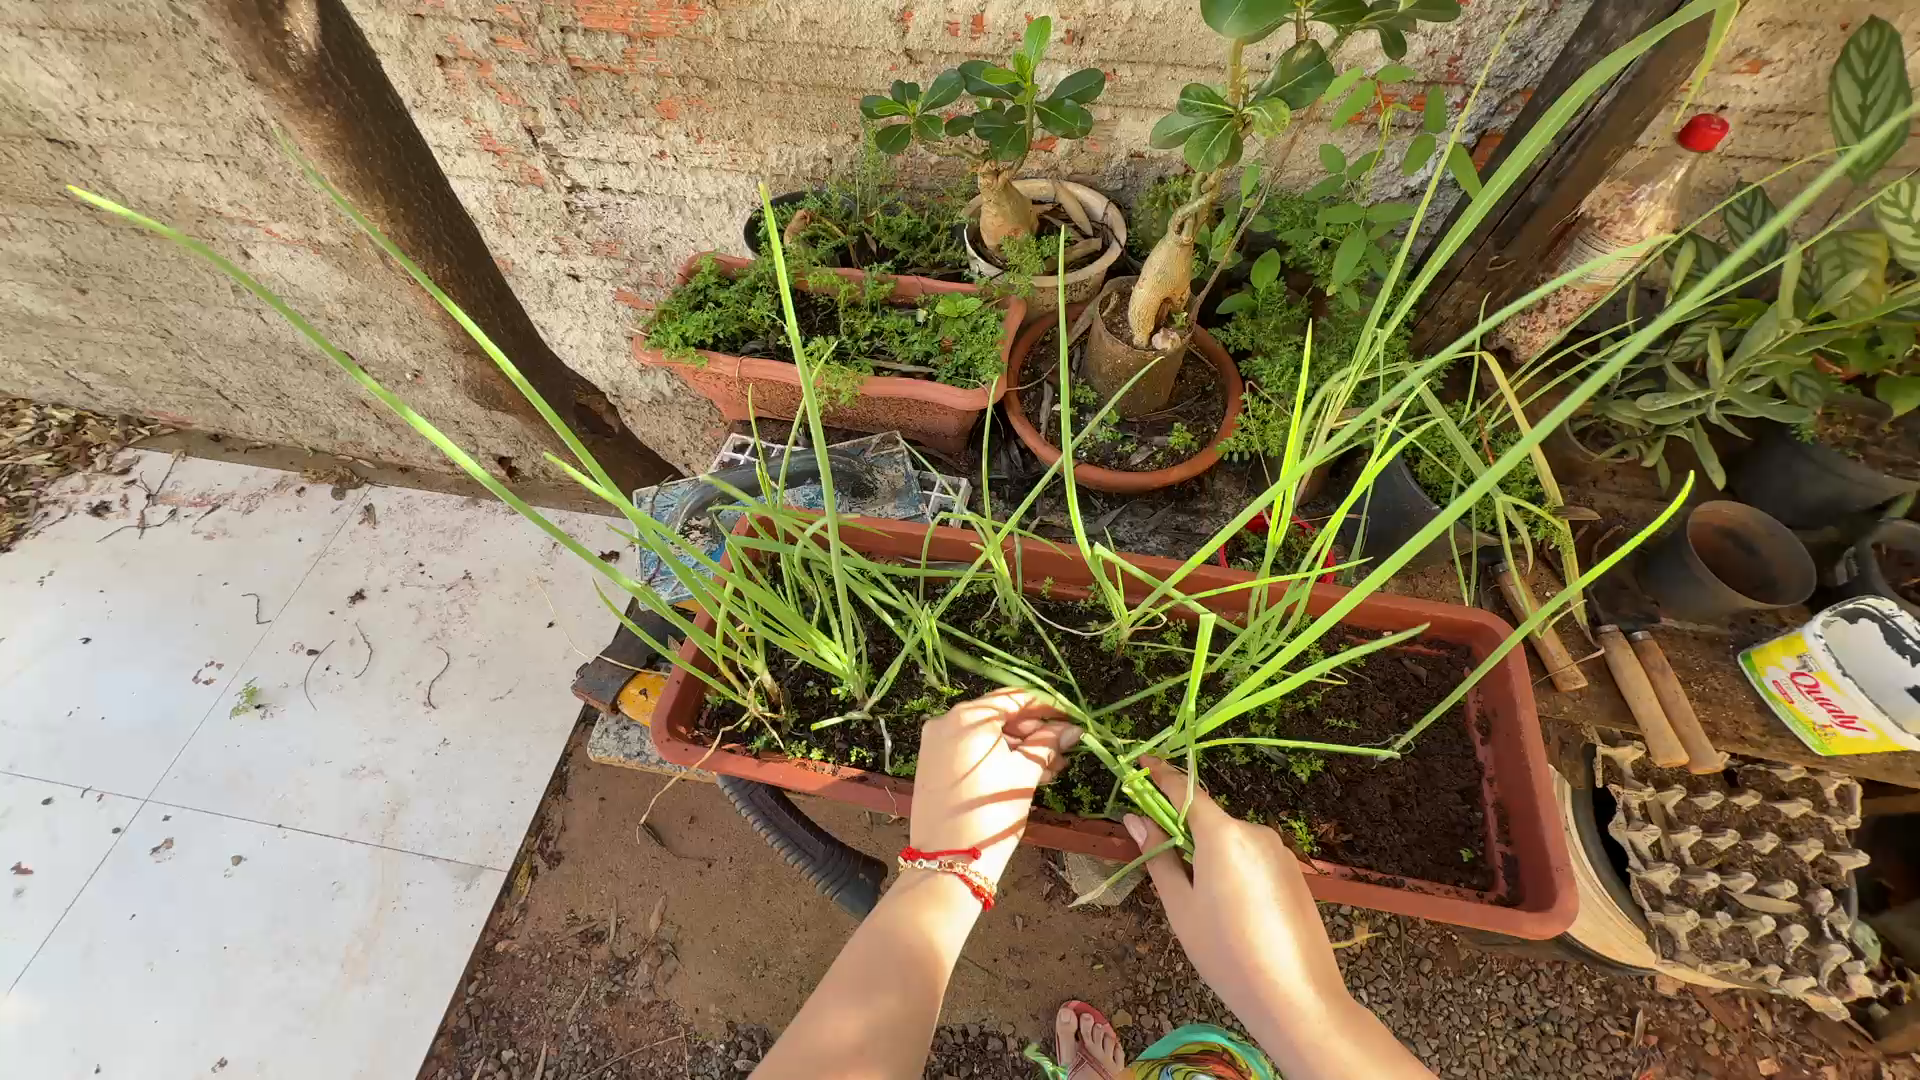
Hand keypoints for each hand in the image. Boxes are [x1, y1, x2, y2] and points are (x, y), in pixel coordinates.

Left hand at [909, 689, 1079, 884]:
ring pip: (987, 736)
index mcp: (968, 717)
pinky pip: (972, 751)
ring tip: (1053, 766)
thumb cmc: (992, 811)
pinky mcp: (934, 764)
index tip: (1070, 716)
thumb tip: (1071, 729)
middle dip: (1034, 732)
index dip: (1046, 706)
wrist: (951, 861)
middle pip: (999, 716)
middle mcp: (947, 722)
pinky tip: (1026, 772)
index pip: (1014, 698)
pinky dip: (998, 757)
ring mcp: (936, 743)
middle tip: (1064, 747)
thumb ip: (1048, 744)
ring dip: (1020, 748)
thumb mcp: (1025, 773)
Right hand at [1125, 758, 1347, 1020]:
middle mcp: (1252, 830)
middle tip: (1169, 871)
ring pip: (1231, 840)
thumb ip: (1158, 856)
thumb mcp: (1180, 906)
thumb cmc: (1227, 952)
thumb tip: (1135, 819)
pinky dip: (1236, 869)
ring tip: (1208, 907)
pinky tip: (1238, 913)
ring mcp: (1278, 850)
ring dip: (1211, 855)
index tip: (1140, 764)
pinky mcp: (1295, 872)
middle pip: (1208, 818)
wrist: (1299, 1001)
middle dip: (1184, 832)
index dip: (1159, 774)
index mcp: (1221, 833)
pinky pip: (1253, 857)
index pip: (1183, 788)